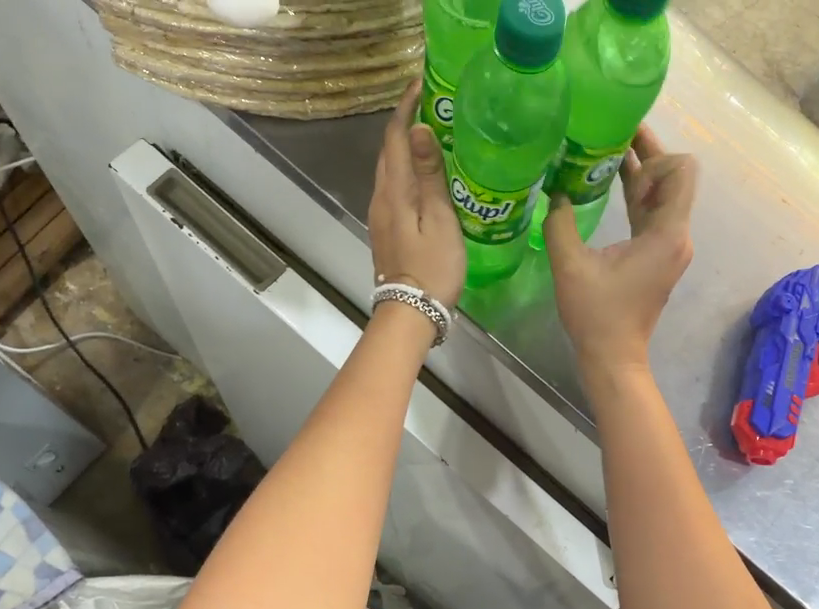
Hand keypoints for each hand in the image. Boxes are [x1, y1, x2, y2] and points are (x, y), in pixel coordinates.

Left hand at [370, 81, 465, 307]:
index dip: (407, 107)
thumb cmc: (432, 269)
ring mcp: (380, 217)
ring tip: (432, 136)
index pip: (397, 136)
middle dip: (406, 124)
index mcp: (394, 191)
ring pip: (389, 170)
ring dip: (406, 148)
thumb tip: (419, 128)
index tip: (423, 84)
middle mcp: (380, 199)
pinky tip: (424, 176)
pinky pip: (393, 189)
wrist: (410, 314)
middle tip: (433, 107)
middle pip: (389, 151)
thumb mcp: (438, 220)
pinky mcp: (386, 232)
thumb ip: (429, 175)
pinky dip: (406, 172)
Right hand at [545, 127, 698, 371]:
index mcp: (666, 233)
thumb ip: (560, 223)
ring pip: (664, 196)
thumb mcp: (570, 266)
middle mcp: (677, 236)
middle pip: (674, 178)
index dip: (656, 157)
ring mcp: (670, 248)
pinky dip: (637, 199)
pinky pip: (653, 216)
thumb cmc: (596, 315)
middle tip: (614, 133)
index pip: (681, 170)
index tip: (622, 163)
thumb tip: (555, 191)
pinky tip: (609, 187)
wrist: (613, 358)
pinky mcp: (658, 258)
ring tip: (607, 153)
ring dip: (640, 176)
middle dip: (648, 155)